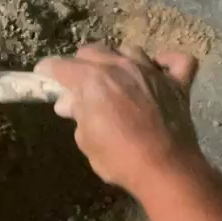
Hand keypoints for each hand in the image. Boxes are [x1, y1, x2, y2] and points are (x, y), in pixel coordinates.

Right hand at [36, 44, 207, 193]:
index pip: (61, 65)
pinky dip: (167, 63)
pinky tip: (159, 70)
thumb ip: (78, 115)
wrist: (165, 170)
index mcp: (92, 79)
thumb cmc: (118, 158)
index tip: (43, 75)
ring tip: (116, 78)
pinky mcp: (177, 84)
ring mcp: (152, 72)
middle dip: (81, 64)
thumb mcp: (86, 140)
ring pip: (130, 50)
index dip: (48, 70)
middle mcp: (121, 66)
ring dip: (118, 61)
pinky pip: (178, 61)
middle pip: (93, 51)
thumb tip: (70, 104)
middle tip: (79, 85)